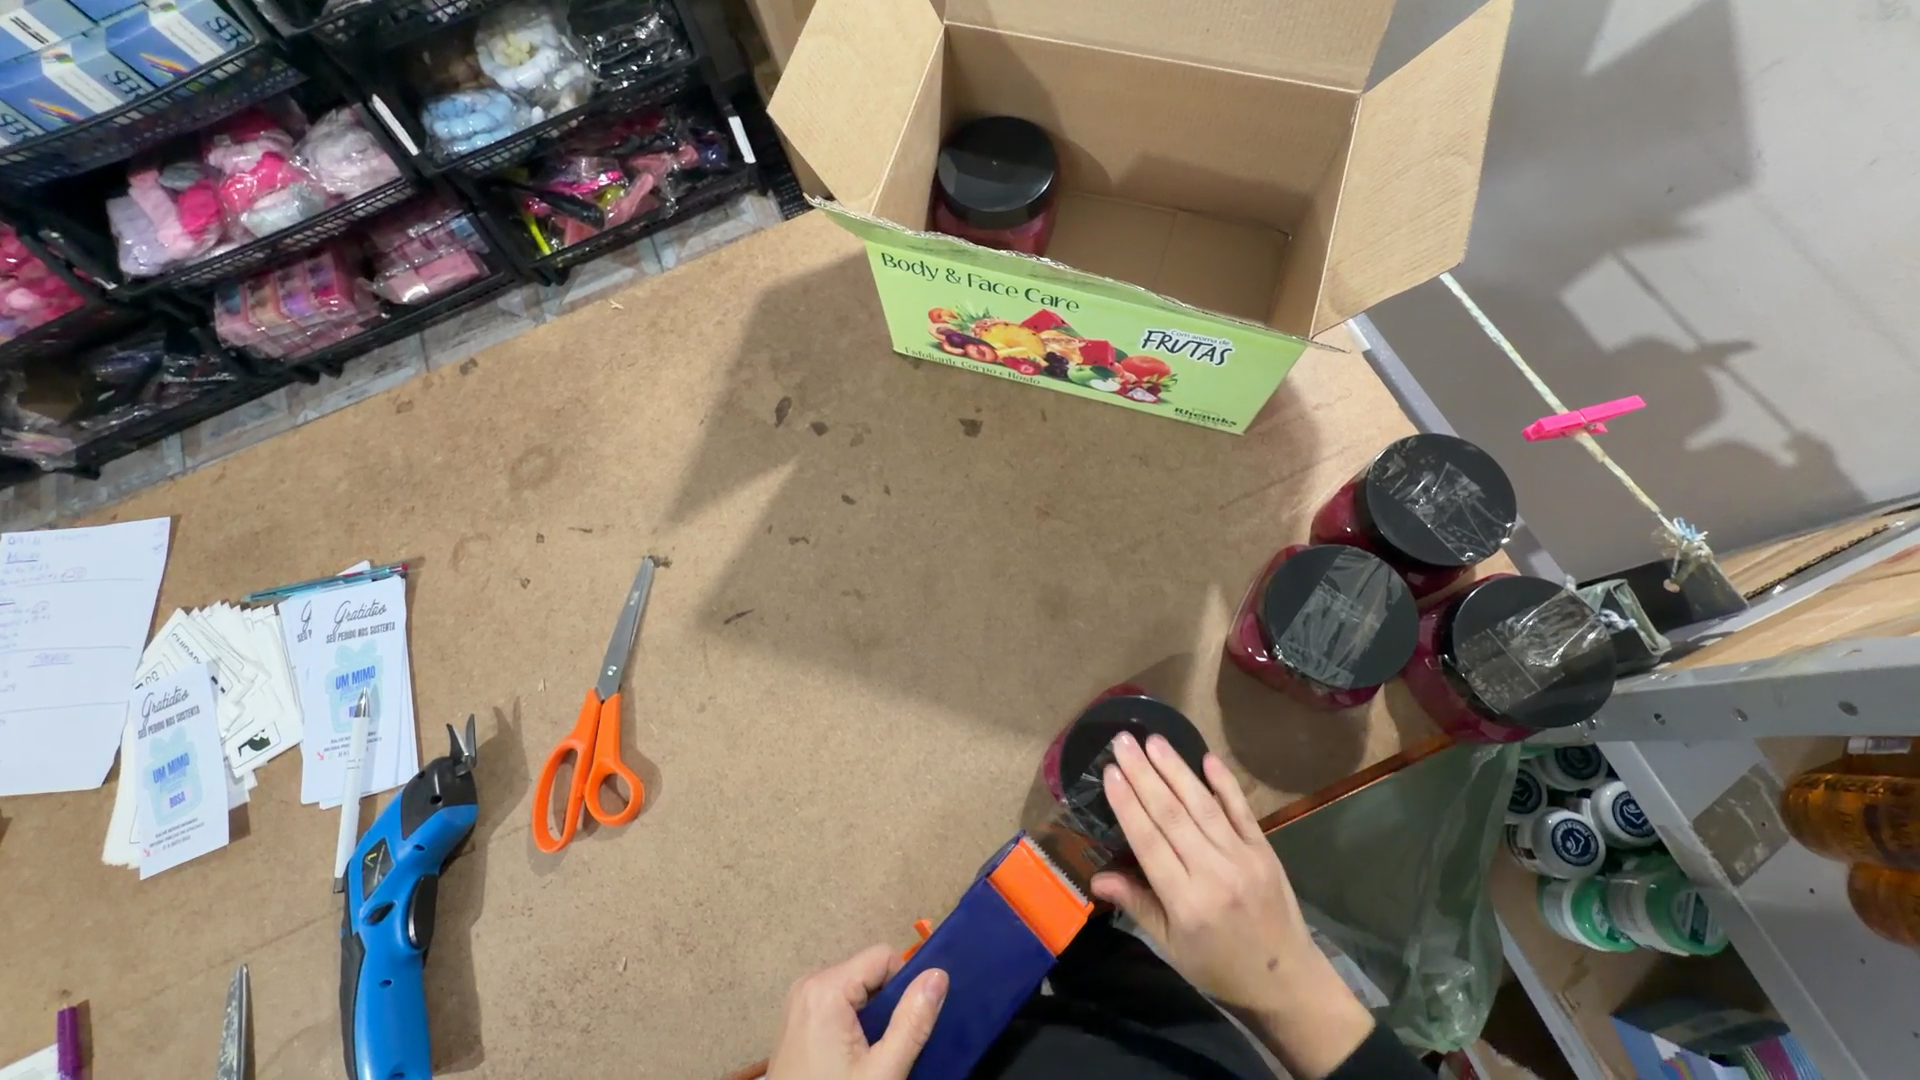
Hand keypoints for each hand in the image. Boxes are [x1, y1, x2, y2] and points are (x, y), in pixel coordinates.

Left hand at [767, 945, 948, 1079]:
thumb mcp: (882, 1071)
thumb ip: (912, 1021)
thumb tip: (939, 975)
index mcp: (826, 987)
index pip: (884, 956)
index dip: (905, 985)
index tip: (910, 1024)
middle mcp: (809, 983)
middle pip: (868, 973)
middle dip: (887, 1005)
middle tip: (890, 1048)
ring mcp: (799, 1001)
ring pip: (855, 989)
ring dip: (871, 1017)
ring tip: (871, 1057)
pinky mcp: (796, 1019)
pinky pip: (837, 1003)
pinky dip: (853, 1023)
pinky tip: (852, 1058)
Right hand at [1091, 732, 1372, 1079]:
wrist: (1286, 981)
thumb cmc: (1219, 966)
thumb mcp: (1171, 946)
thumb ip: (1136, 905)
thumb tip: (1096, 878)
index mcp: (1186, 902)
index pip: (1149, 841)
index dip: (1127, 804)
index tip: (1110, 772)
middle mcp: (1213, 873)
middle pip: (1172, 814)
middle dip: (1144, 774)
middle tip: (1124, 741)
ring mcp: (1242, 858)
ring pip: (1202, 805)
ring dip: (1176, 769)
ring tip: (1154, 740)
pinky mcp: (1264, 851)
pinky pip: (1241, 811)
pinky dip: (1224, 783)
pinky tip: (1206, 757)